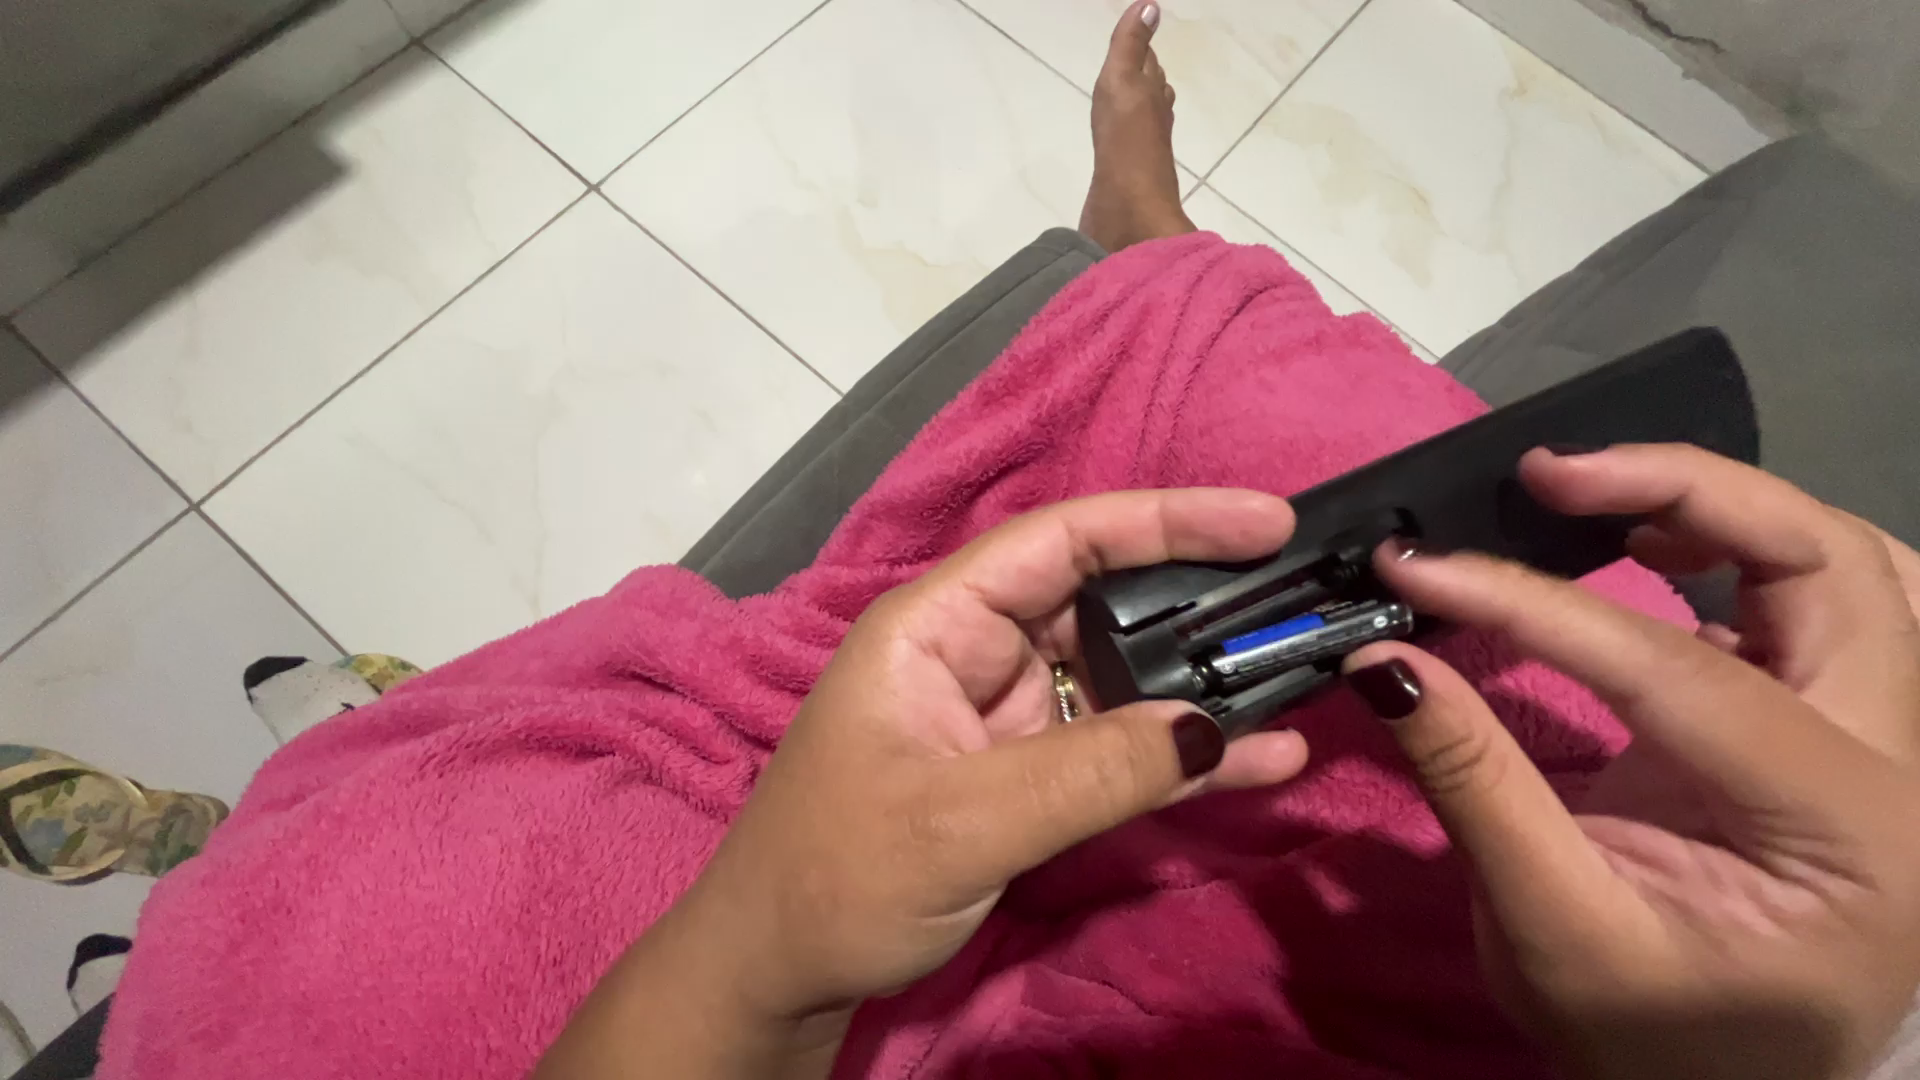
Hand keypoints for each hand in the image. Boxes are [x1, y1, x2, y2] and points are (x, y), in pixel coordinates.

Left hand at [536, 490, 1310, 1078]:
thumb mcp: (961, 821)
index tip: (1262, 519)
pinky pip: (1116, 744)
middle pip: (1101, 598)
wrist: (783, 967)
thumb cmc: (839, 875)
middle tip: (1300, 597)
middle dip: (1198, 596)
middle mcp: (976, 648)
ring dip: (1203, 678)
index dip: (1161, 520)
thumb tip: (1209, 726)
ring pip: (1120, 671)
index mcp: (937, 622)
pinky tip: (1263, 758)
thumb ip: (1089, 772)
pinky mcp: (1028, 767)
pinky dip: (1181, 750)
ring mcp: (1007, 710)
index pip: (1058, 540)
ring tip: (1302, 670)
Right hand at [1342, 444, 1919, 1079]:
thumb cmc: (1642, 1028)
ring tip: (1589, 492)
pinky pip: (1811, 603)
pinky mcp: (1819, 732)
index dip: (1529, 603)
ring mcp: (1879, 743)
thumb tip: (1380, 659)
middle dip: (1685, 493)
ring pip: (1850, 567)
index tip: (1413, 569)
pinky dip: (1727, 546)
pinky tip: (1644, 544)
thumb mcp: (1542, 919)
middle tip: (1545, 474)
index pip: (1675, 670)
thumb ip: (1468, 777)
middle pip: (1839, 569)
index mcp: (1851, 832)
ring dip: (1721, 506)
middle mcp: (1905, 767)